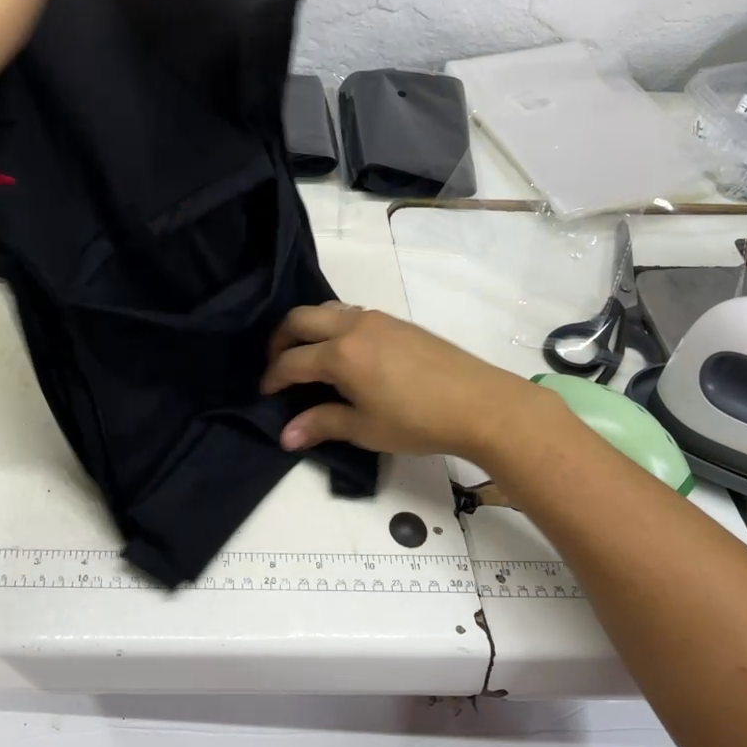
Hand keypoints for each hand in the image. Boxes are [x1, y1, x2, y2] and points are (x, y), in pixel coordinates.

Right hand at [260, 302, 565, 459]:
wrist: (480, 403)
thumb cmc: (417, 422)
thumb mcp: (365, 429)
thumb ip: (322, 424)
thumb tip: (286, 436)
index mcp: (340, 354)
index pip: (291, 361)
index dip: (273, 377)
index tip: (265, 393)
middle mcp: (353, 326)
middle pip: (301, 319)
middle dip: (281, 340)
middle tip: (278, 365)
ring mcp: (378, 319)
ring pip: (327, 310)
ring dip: (309, 328)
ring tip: (309, 357)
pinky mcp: (398, 322)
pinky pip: (351, 313)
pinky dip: (334, 326)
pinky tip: (345, 353)